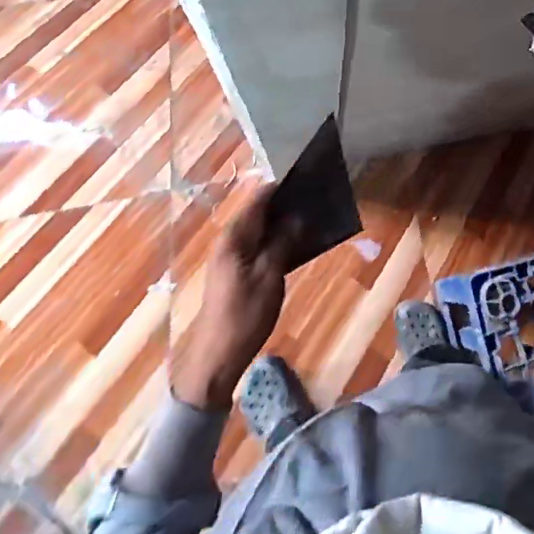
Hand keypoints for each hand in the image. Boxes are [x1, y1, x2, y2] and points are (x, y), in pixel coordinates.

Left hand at [170, 185, 291, 409]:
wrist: (217, 356)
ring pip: (259, 228)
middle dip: (284, 203)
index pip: (259, 198)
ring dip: (281, 222)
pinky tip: (295, 243)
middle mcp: (228, 240)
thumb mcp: (270, 277)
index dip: (281, 186)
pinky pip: (257, 244)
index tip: (308, 178)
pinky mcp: (234, 271)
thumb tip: (296, 216)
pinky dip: (274, 239)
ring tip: (311, 216)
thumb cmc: (245, 315)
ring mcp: (230, 256)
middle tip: (315, 198)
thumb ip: (283, 242)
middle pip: (258, 211)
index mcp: (234, 237)